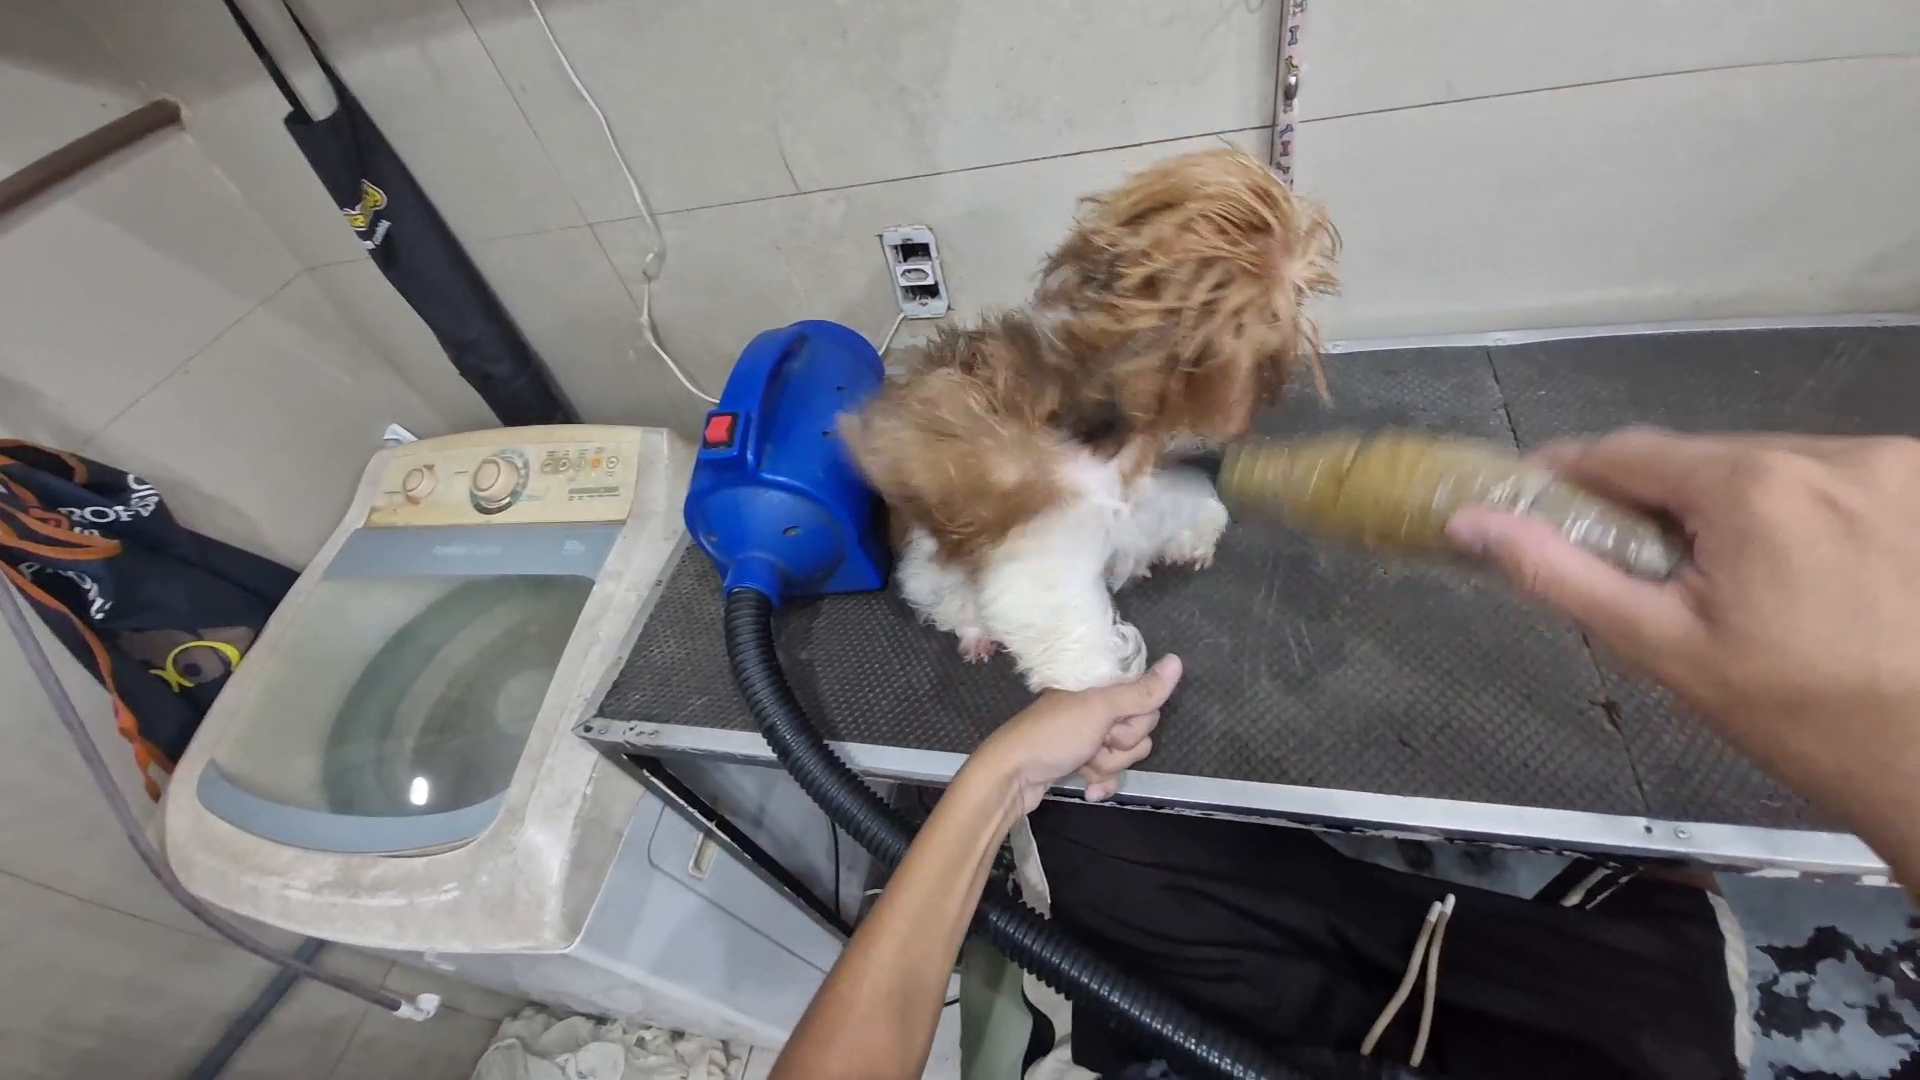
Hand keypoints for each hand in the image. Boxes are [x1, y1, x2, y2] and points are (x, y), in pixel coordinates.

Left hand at [964, 655, 1181, 818]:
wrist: (1011, 775)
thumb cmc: (1054, 735)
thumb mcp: (1100, 709)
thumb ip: (1141, 692)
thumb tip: (1178, 660)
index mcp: (1099, 687)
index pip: (1144, 700)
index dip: (1136, 718)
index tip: (1114, 723)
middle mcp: (1095, 707)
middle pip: (1139, 729)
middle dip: (1121, 744)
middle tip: (1095, 741)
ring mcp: (1087, 736)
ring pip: (1125, 754)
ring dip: (1107, 764)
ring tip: (1082, 761)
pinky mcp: (1080, 762)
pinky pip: (1109, 774)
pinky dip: (1101, 781)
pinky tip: (1088, 788)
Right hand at [1446, 429, 1919, 865]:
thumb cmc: (1793, 710)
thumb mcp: (1652, 642)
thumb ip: (1554, 571)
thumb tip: (1467, 524)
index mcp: (1758, 487)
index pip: (1624, 450)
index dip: (1568, 474)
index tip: (1535, 503)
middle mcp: (1840, 455)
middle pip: (1696, 457)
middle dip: (1651, 499)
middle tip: (1630, 563)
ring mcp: (1906, 469)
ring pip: (1761, 464)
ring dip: (1718, 504)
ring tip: (1715, 575)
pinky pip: (1822, 479)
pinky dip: (1783, 509)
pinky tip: (1790, 570)